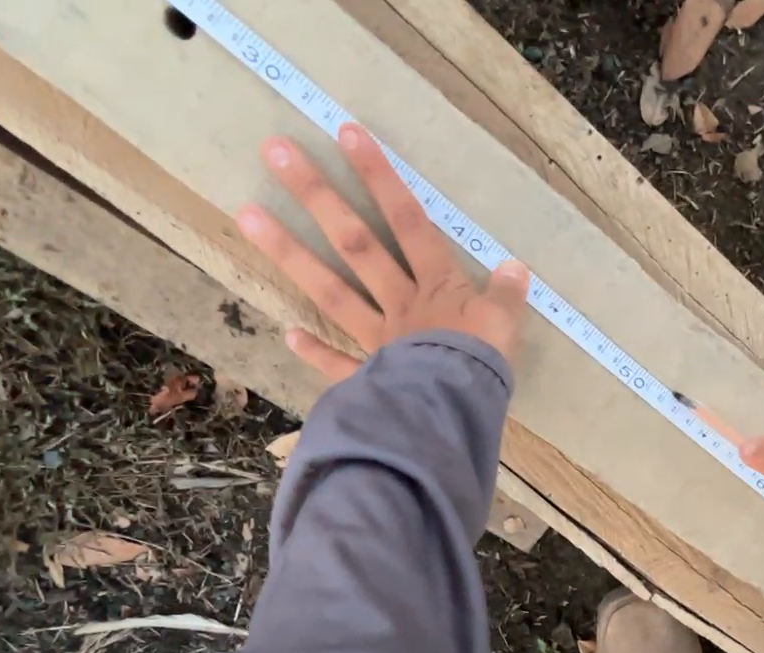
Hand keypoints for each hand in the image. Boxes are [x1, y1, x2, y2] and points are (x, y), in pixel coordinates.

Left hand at [235, 124, 530, 382]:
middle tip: (276, 153)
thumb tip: (515, 267)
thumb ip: (506, 296)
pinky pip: (339, 363)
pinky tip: (289, 333)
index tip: (346, 133)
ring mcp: (378, 339)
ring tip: (248, 215)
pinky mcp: (369, 378)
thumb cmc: (483, 364)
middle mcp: (400, 303)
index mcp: (438, 287)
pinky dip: (316, 351)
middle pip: (357, 244)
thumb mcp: (505, 325)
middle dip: (319, 197)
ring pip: (332, 291)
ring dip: (291, 254)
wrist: (456, 409)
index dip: (381, 178)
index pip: (409, 222)